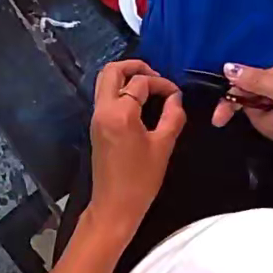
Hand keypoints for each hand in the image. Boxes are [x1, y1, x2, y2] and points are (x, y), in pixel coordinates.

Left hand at [85, 59, 185, 234]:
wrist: (114, 205)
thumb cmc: (141, 179)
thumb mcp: (163, 146)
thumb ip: (172, 116)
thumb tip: (176, 98)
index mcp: (120, 112)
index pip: (141, 82)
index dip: (162, 83)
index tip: (176, 94)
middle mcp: (103, 109)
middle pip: (111, 70)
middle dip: (135, 66)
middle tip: (156, 76)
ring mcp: (96, 117)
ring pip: (104, 81)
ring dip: (125, 77)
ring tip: (150, 86)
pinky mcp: (96, 125)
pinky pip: (104, 96)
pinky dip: (120, 90)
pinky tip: (140, 101)